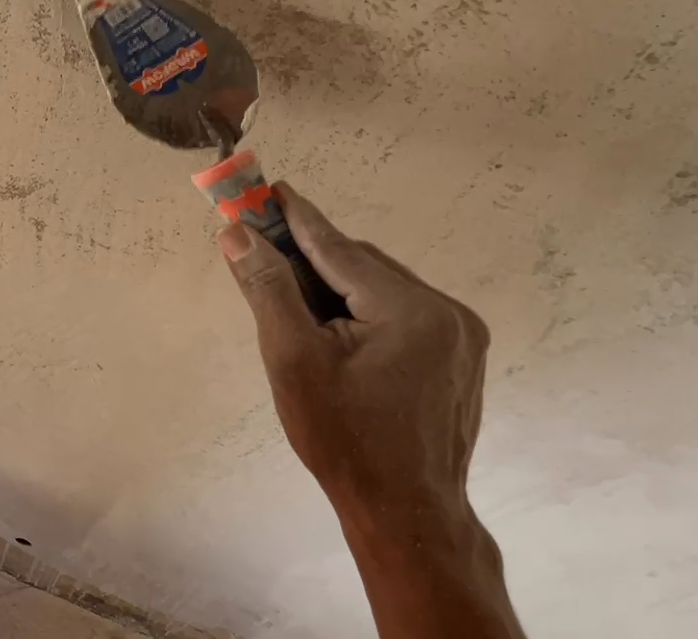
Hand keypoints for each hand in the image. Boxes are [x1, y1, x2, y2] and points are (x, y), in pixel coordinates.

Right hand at [219, 184, 523, 638]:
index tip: (266, 186)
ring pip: (377, 285)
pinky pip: (396, 308)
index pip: (337, 246)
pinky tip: (329, 326)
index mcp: (411, 309)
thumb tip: (236, 232)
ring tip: (289, 298)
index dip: (294, 215)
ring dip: (331, 281)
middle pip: (359, 263)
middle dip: (307, 254)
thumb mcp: (291, 357)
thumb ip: (266, 287)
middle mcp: (447, 311)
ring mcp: (461, 335)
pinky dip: (356, 304)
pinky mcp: (459, 355)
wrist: (405, 511)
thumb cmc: (341, 435)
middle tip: (259, 248)